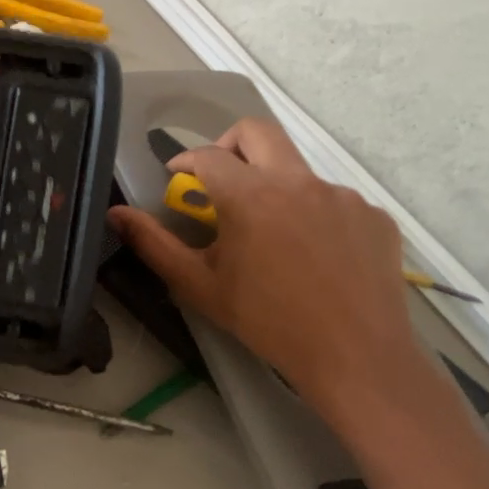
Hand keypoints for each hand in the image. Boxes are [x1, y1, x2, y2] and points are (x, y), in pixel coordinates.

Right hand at [106, 119, 418, 413]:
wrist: (355, 356)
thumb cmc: (266, 320)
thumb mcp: (198, 284)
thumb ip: (152, 243)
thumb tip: (115, 214)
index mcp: (250, 196)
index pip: (207, 155)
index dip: (185, 161)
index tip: (178, 177)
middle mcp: (298, 182)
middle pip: (257, 132)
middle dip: (228, 144)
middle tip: (219, 177)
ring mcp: (342, 197)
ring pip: (296, 170)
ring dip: (272, 186)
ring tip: (269, 233)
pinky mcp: (373, 216)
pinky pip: (333, 200)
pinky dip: (312, 213)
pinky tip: (310, 253)